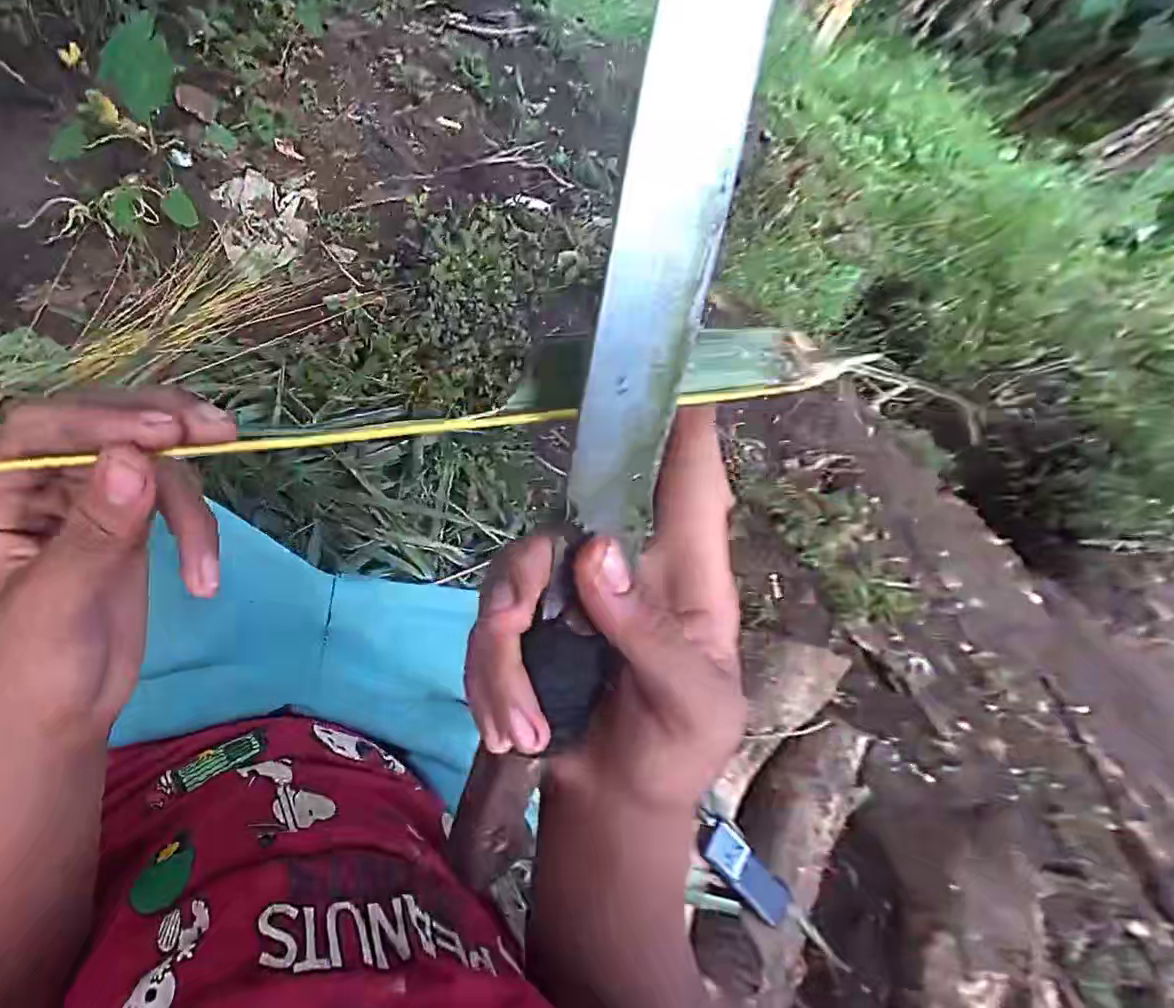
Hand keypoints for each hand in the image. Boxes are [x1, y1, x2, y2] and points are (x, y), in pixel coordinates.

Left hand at [0, 389, 236, 739]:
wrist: (62, 720)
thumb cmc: (31, 673)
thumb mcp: (55, 604)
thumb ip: (93, 530)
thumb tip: (133, 458)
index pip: (41, 430)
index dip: (102, 421)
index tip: (165, 432)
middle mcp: (35, 480)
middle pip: (101, 424)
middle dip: (163, 427)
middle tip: (219, 431)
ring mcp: (85, 494)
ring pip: (148, 456)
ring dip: (189, 501)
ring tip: (205, 567)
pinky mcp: (128, 513)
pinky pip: (169, 491)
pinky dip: (195, 525)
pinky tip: (203, 574)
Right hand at [464, 405, 744, 814]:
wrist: (612, 794)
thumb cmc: (675, 745)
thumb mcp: (691, 704)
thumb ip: (650, 633)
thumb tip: (593, 550)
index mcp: (682, 572)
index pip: (687, 483)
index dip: (682, 428)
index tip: (668, 379)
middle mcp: (614, 566)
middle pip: (557, 527)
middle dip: (524, 586)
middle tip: (513, 648)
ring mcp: (560, 592)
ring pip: (505, 580)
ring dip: (499, 660)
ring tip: (521, 731)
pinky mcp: (518, 623)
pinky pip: (481, 627)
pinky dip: (485, 680)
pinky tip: (508, 731)